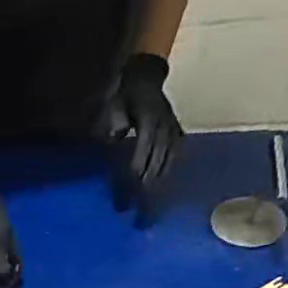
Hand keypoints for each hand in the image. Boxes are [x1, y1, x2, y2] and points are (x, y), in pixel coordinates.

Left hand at [102, 53, 182, 209]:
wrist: (143, 78)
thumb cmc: (122, 97)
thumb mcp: (111, 108)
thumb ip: (113, 124)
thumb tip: (116, 138)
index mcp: (149, 119)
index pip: (144, 149)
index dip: (138, 168)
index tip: (131, 186)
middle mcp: (165, 125)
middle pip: (158, 158)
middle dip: (148, 183)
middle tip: (140, 207)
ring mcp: (172, 127)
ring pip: (168, 158)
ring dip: (160, 180)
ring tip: (152, 202)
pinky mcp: (176, 131)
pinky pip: (174, 153)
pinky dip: (168, 168)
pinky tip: (163, 184)